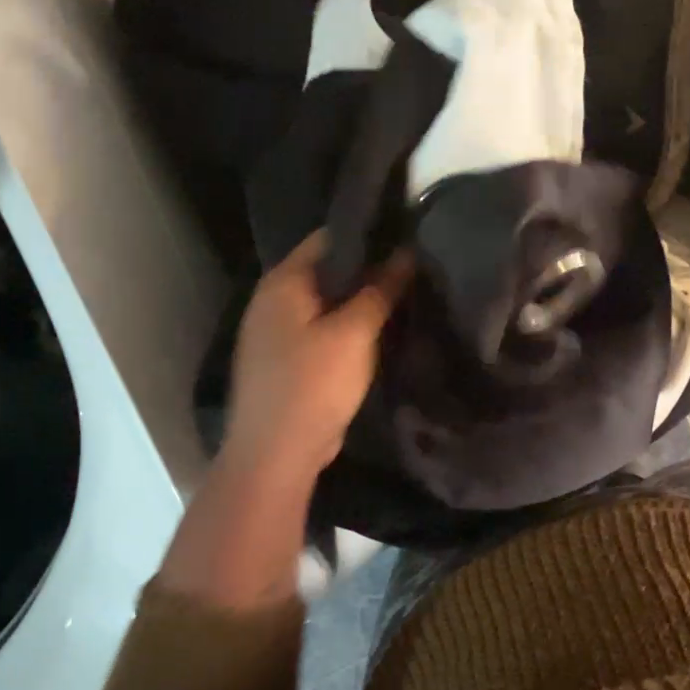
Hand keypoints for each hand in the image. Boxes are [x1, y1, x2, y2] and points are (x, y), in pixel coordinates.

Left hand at [226, 230, 412, 474]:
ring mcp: (277, 332)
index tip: (408, 235)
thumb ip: (381, 289)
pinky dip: (350, 326)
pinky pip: (324, 329)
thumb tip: (406, 252)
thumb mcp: (354, 332)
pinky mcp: (288, 360)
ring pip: (328, 302)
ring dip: (361, 301)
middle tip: (416, 266)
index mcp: (283, 282)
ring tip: (407, 294)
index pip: (328, 238)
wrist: (276, 454)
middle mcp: (274, 299)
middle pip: (328, 270)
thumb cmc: (312, 384)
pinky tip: (382, 331)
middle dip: (369, 269)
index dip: (369, 235)